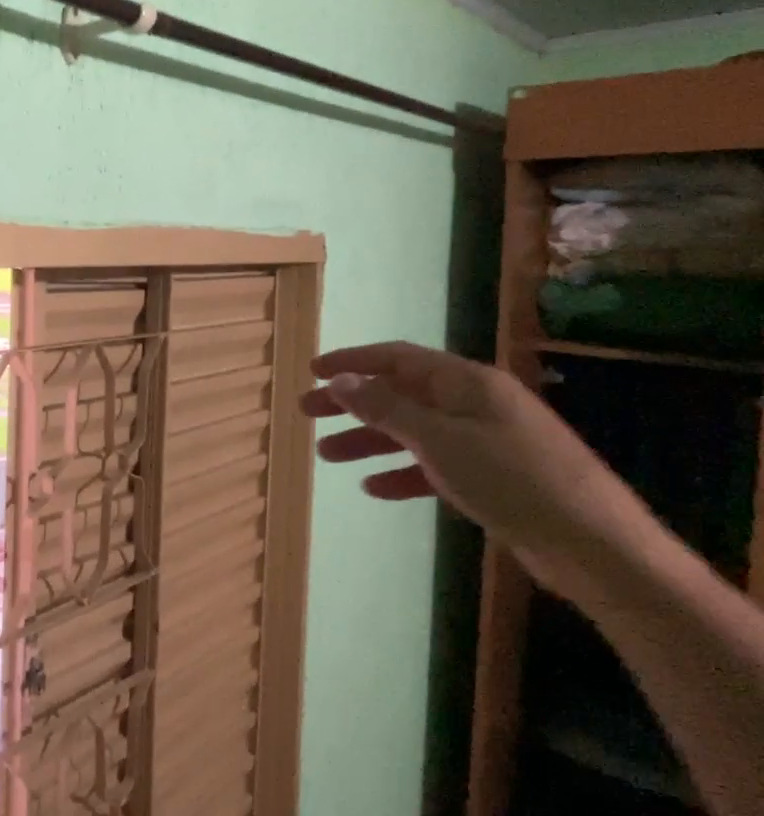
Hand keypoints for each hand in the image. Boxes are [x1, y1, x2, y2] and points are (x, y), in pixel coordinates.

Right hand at [300, 341, 635, 574]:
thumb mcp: (438, 439)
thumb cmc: (512, 479)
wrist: (594, 545)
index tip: (312, 371)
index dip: (353, 361)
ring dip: (370, 440)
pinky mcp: (494, 477)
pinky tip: (375, 488)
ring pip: (413, 431)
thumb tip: (339, 379)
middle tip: (308, 413)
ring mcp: (487, 441)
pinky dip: (402, 472)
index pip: (399, 358)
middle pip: (402, 393)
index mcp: (468, 384)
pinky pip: (435, 464)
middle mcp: (477, 405)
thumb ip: (384, 408)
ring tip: (327, 456)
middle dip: (353, 403)